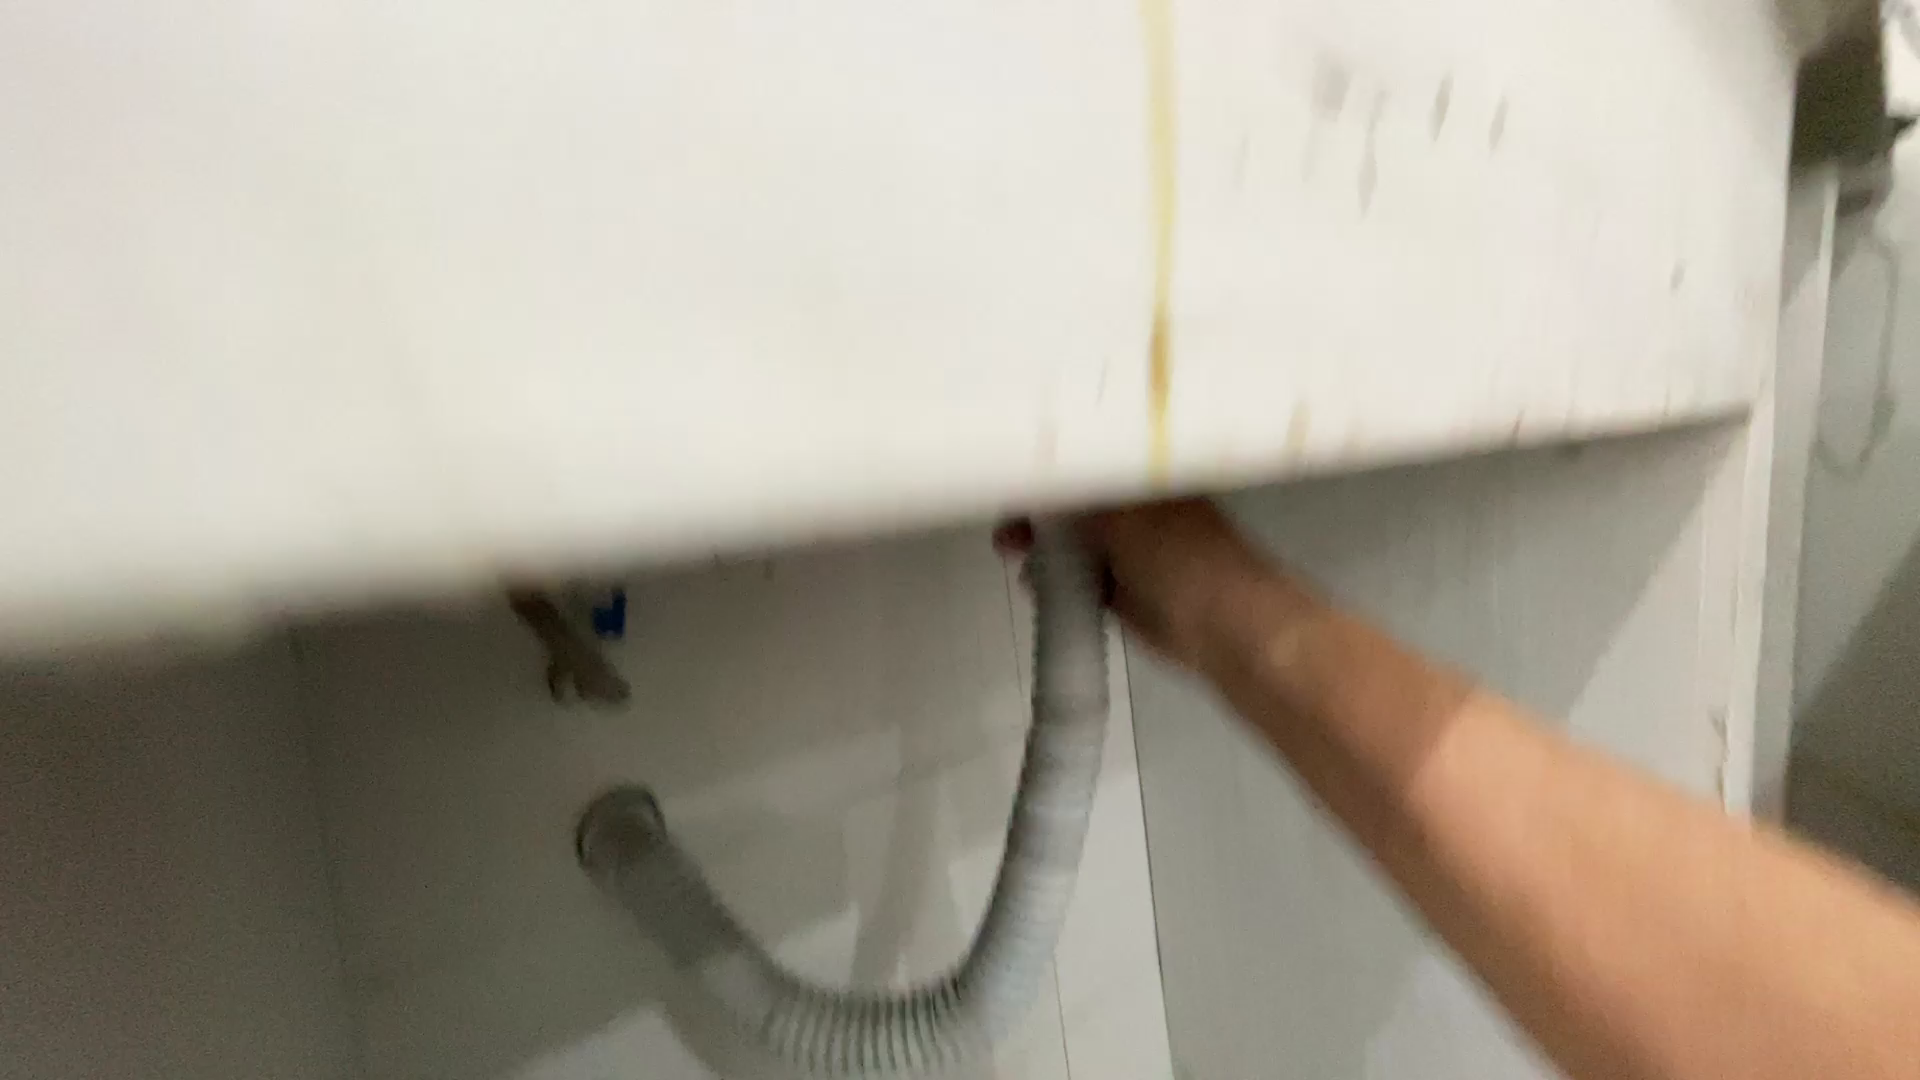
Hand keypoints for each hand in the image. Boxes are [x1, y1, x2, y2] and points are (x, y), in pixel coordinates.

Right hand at [995, 498, 1264, 671]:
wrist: (1222, 625)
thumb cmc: (1178, 557)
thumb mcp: (1120, 517)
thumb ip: (1075, 502)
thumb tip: (1036, 487)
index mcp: (1143, 485)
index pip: (1085, 473)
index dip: (1048, 479)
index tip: (1013, 487)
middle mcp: (1136, 516)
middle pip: (1074, 511)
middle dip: (1038, 517)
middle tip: (1007, 528)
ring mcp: (1130, 556)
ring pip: (1073, 547)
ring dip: (1042, 550)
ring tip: (1011, 552)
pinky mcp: (1122, 594)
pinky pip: (1079, 581)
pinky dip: (1056, 581)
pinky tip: (1032, 583)